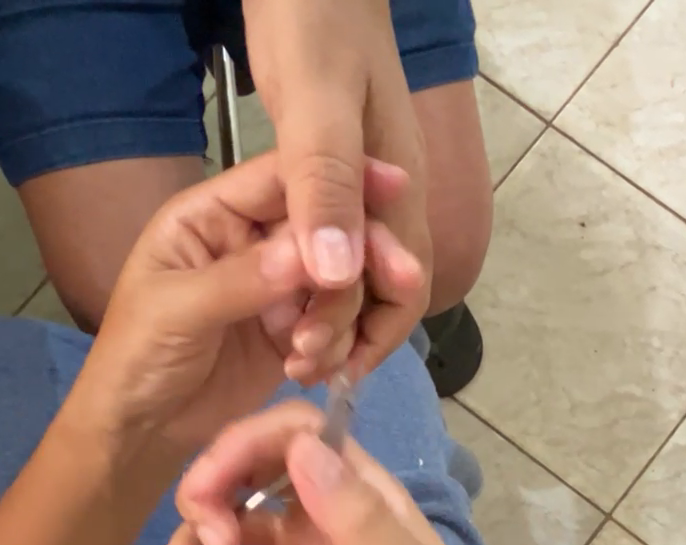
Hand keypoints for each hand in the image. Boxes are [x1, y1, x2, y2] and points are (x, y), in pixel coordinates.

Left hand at [69, 153, 423, 455]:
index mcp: (217, 215)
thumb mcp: (176, 309)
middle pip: (328, 233)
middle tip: (403, 281)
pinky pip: (338, 330)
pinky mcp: (295, 334)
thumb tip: (311, 252)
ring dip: (339, 321)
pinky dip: (335, 350)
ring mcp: (280, 291)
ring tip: (305, 356)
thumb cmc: (137, 357)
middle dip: (360, 262)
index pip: (284, 181)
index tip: (393, 185)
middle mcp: (256, 244)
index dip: (336, 181)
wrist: (144, 430)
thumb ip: (241, 278)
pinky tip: (302, 372)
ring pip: (342, 286)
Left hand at [243, 0, 432, 382]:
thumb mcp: (317, 104)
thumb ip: (325, 188)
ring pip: (355, 283)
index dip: (374, 335)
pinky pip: (330, 258)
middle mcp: (385, 204)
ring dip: (329, 321)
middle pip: (382, 294)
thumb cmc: (315, 22)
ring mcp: (358, 199)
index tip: (332, 368)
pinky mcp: (329, 192)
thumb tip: (339, 278)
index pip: (404, 287)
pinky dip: (311, 291)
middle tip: (301, 366)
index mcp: (395, 191)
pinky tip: (282, 308)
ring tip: (290, 354)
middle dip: (348, 336)